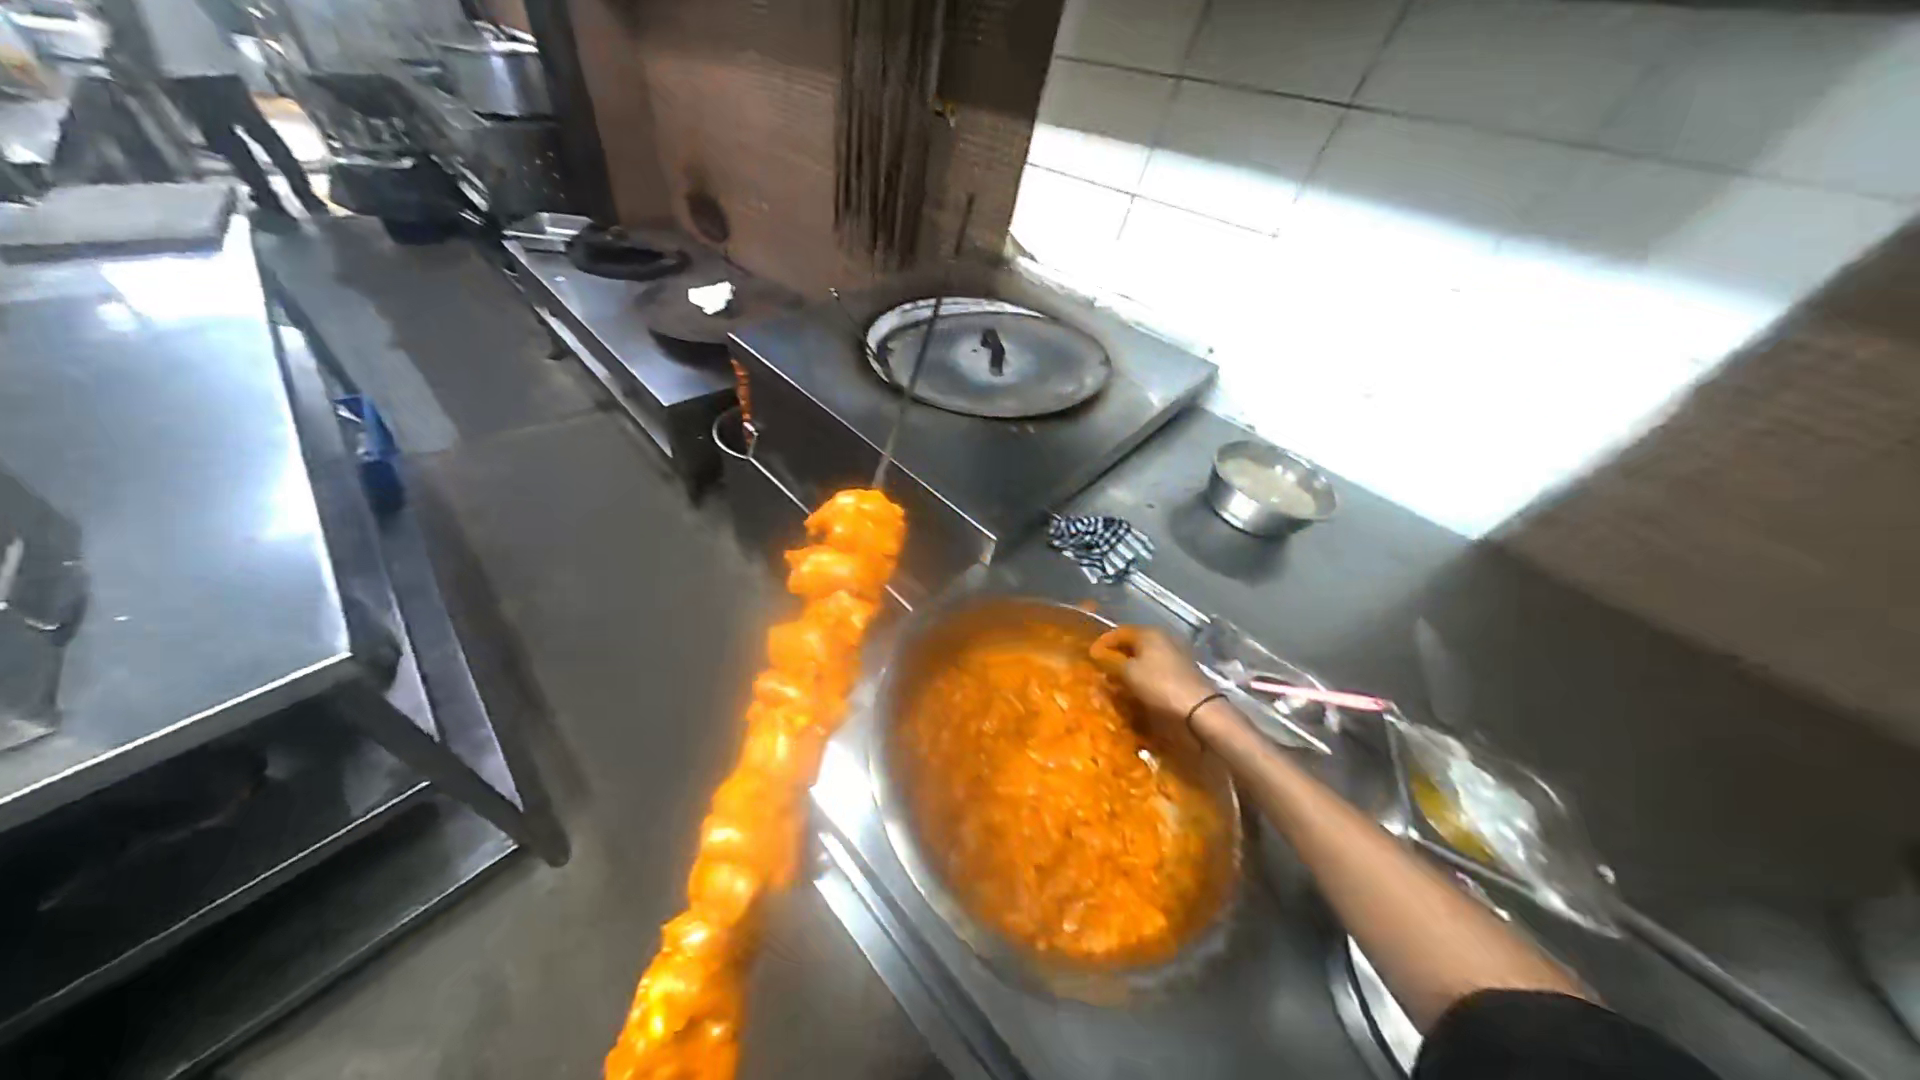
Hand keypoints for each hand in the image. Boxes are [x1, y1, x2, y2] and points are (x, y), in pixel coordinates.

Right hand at [1090, 625, 1218, 737]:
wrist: (1198, 709)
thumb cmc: (1159, 685)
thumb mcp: (1128, 673)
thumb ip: (1111, 662)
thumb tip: (1099, 655)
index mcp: (1149, 633)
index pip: (1119, 632)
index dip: (1103, 642)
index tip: (1090, 656)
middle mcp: (1163, 638)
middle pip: (1133, 643)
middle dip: (1116, 654)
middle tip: (1102, 668)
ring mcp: (1175, 654)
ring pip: (1144, 656)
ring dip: (1129, 666)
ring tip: (1116, 681)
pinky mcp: (1181, 671)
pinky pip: (1155, 668)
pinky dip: (1142, 675)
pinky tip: (1136, 687)